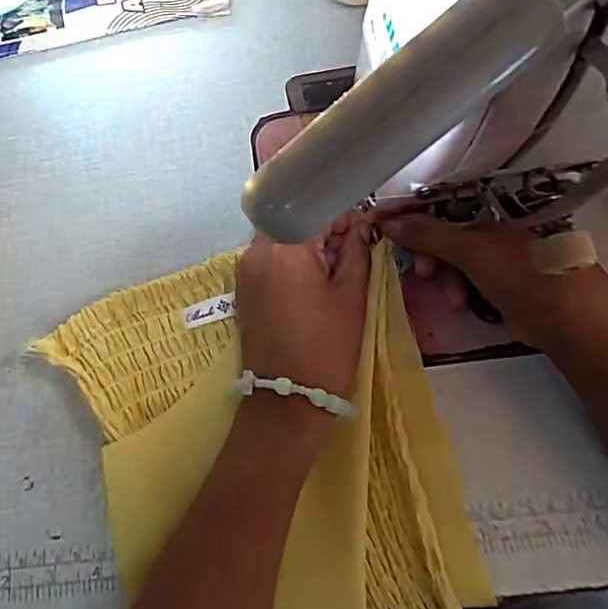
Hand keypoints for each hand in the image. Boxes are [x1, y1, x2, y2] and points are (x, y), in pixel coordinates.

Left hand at [235, 214, 373, 410]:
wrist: (288, 400)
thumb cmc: (327, 347)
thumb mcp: (351, 296)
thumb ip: (356, 250)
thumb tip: (359, 225)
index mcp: (284, 246)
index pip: (316, 208)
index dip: (344, 214)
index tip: (364, 229)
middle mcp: (256, 250)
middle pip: (294, 218)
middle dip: (324, 228)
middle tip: (351, 252)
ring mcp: (245, 269)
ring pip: (281, 237)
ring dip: (308, 244)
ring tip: (333, 271)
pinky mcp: (243, 288)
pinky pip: (270, 259)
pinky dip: (292, 261)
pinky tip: (313, 283)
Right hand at [379, 216, 607, 355]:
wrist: (576, 327)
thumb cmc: (528, 279)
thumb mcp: (474, 252)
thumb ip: (430, 235)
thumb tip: (390, 220)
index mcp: (498, 213)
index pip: (446, 207)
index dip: (417, 220)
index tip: (389, 232)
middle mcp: (503, 231)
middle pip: (450, 237)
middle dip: (432, 256)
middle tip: (422, 273)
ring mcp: (508, 260)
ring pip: (459, 263)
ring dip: (447, 279)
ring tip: (454, 298)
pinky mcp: (510, 288)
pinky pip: (473, 283)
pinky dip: (463, 292)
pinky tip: (465, 305)